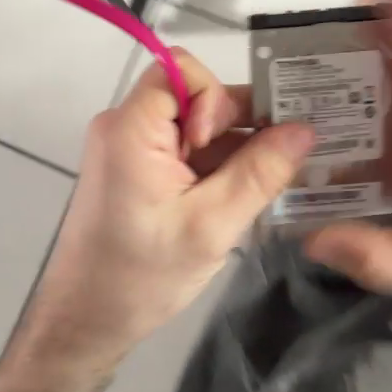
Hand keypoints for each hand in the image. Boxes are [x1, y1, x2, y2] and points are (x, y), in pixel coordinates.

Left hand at [21, 50, 315, 362]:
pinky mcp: (135, 169)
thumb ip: (258, 173)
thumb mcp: (211, 227)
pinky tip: (240, 197)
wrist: (86, 321)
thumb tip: (305, 128)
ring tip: (265, 186)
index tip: (222, 146)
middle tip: (272, 167)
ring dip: (228, 151)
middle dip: (234, 126)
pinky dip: (213, 167)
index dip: (214, 97)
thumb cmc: (142, 276)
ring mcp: (129, 148)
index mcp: (131, 129)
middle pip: (192, 96)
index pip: (180, 70)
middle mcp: (125, 126)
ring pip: (192, 124)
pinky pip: (182, 149)